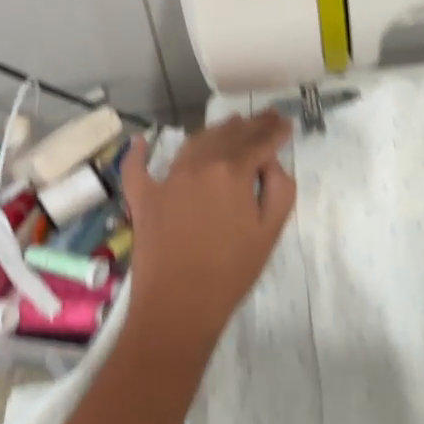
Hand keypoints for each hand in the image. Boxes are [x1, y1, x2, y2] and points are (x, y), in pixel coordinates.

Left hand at [120, 110, 295, 346]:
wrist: (178, 305)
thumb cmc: (232, 270)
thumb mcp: (271, 229)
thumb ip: (279, 187)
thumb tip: (269, 164)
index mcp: (231, 171)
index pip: (259, 141)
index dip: (276, 130)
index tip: (286, 123)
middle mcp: (198, 165)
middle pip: (228, 135)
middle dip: (250, 125)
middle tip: (266, 117)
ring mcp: (166, 180)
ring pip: (194, 143)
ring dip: (215, 131)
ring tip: (231, 125)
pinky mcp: (143, 199)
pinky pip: (137, 168)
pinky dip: (139, 153)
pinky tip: (142, 140)